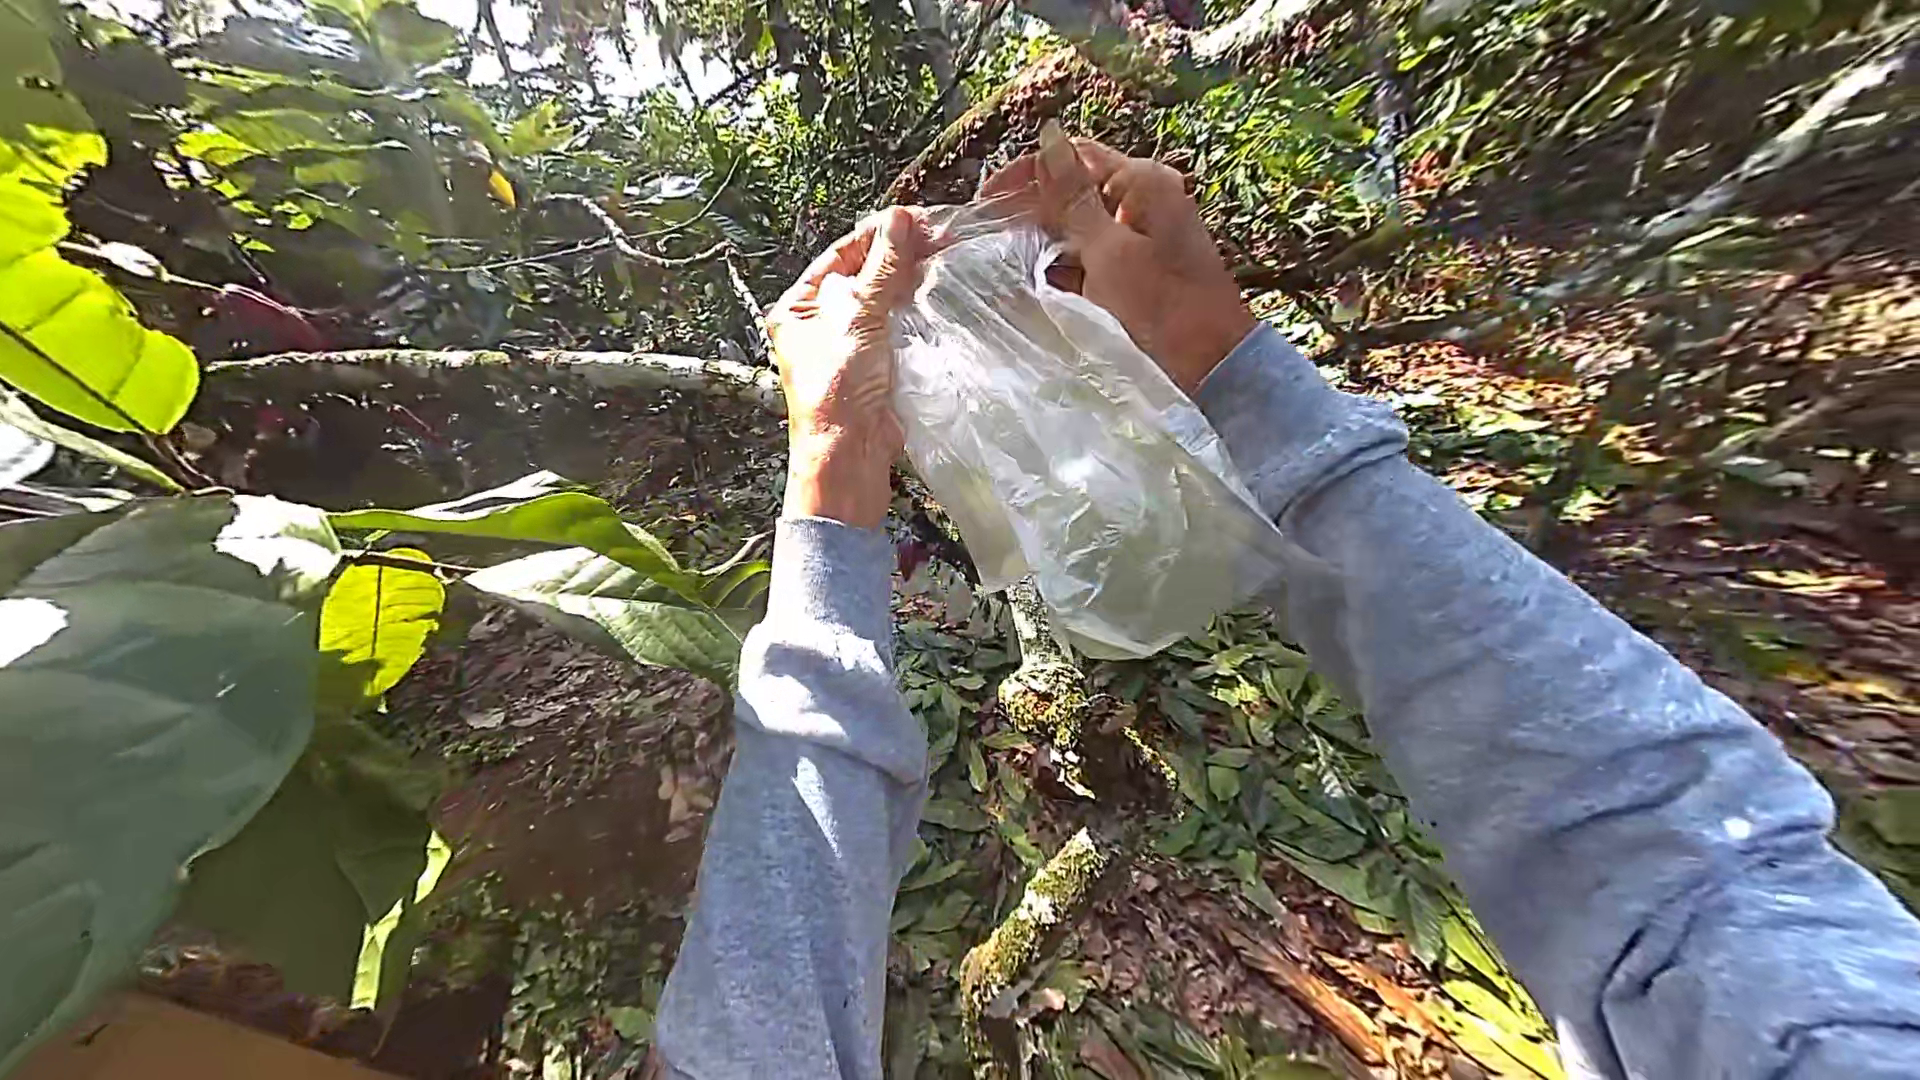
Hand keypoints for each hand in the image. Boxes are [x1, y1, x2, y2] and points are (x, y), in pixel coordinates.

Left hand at [766, 207, 925, 527]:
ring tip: (942, 258)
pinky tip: (936, 294)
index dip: (876, 235)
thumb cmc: (837, 388)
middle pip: (863, 277)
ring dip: (909, 282)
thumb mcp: (857, 318)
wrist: (850, 453)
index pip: (840, 257)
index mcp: (800, 307)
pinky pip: (896, 329)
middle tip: (936, 236)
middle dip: (897, 257)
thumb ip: (882, 269)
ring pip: (883, 303)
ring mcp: (851, 346)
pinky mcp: (877, 367)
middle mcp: (822, 324)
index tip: (912, 220)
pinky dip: (914, 312)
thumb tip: (900, 220)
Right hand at [982, 129, 1254, 392]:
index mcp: (1139, 183)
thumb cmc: (1161, 306)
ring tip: (997, 258)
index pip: (1073, 157)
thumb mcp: (1110, 252)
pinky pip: (1085, 262)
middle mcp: (1137, 203)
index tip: (982, 202)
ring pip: (1075, 229)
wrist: (1209, 363)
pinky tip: (1029, 282)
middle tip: (982, 235)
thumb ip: (1074, 200)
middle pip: (1072, 192)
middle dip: (1027, 208)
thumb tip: (1048, 136)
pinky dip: (1059, 269)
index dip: (1026, 173)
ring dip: (1039, 240)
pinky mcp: (1129, 276)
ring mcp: (1134, 241)